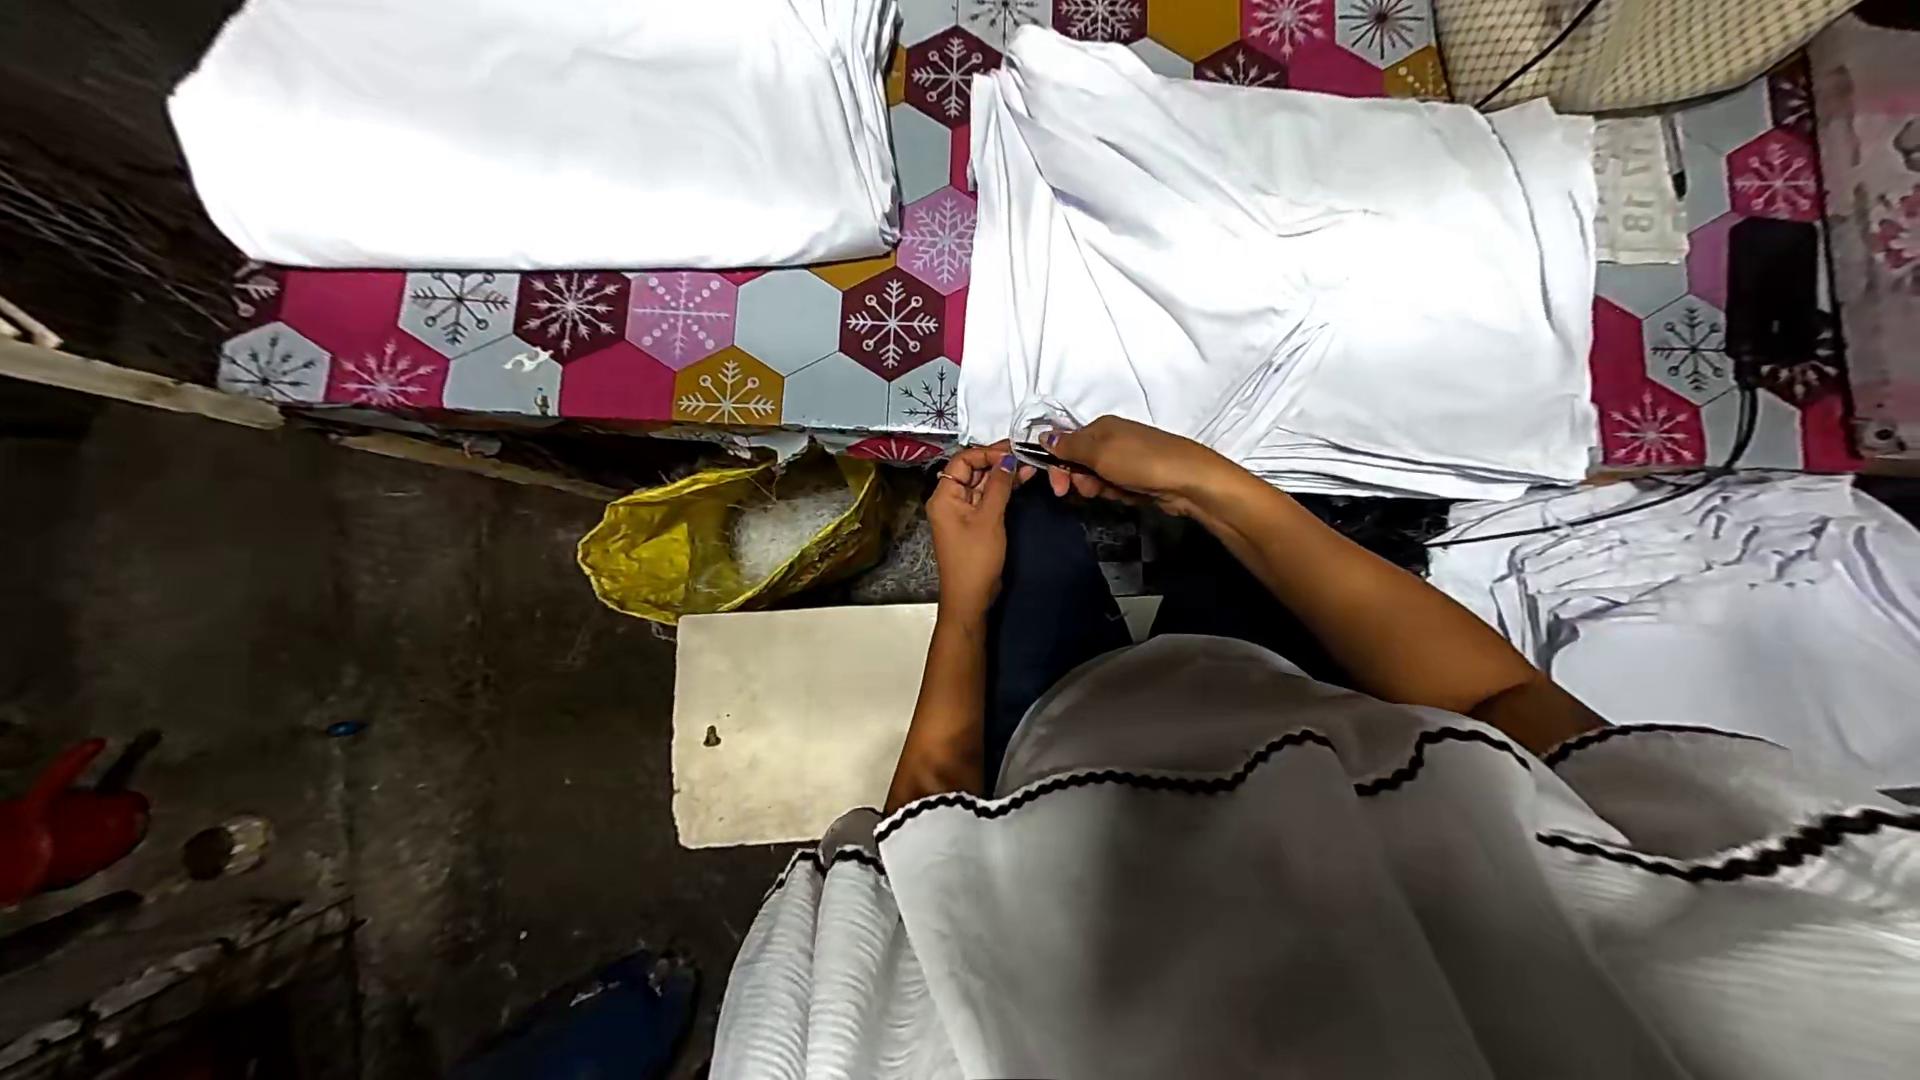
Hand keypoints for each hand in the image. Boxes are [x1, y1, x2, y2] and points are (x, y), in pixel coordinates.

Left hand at [926, 441, 1033, 617]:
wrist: (970, 597)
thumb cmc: (975, 558)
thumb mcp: (989, 518)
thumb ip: (998, 485)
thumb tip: (1008, 459)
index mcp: (944, 496)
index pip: (963, 460)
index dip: (987, 453)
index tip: (1013, 450)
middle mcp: (949, 500)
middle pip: (972, 470)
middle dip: (998, 462)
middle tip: (1025, 455)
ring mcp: (962, 511)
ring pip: (981, 484)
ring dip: (1002, 475)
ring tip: (1028, 467)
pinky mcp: (974, 522)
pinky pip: (986, 498)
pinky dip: (1002, 490)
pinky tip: (1020, 482)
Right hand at [1041, 417, 1238, 516]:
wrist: (1188, 480)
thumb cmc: (1141, 463)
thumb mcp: (1099, 453)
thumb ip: (1068, 446)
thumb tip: (1042, 436)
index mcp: (1100, 427)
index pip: (1065, 445)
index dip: (1057, 467)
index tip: (1059, 488)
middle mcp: (1111, 439)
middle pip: (1078, 463)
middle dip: (1081, 480)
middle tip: (1092, 490)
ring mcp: (1125, 458)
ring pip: (1095, 478)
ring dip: (1100, 488)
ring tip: (1116, 491)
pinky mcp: (1136, 476)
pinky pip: (1113, 486)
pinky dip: (1117, 493)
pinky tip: (1130, 495)